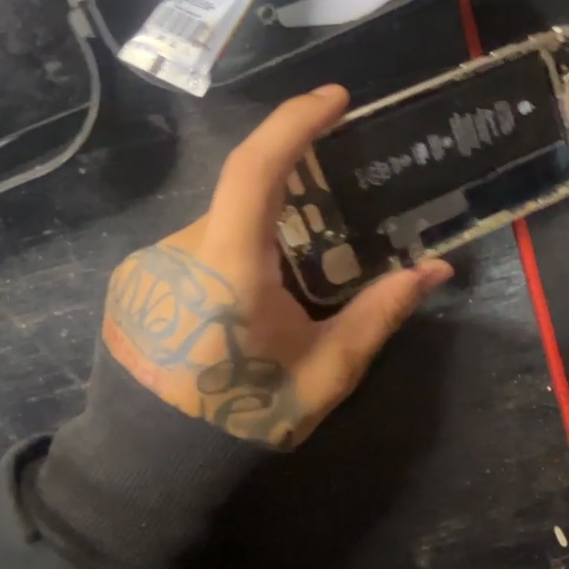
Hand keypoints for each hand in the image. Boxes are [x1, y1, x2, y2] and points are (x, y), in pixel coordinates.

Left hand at [101, 86, 452, 447]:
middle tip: (323, 248)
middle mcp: (179, 249)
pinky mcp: (130, 281)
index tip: (336, 97)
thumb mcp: (325, 372)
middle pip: (244, 199)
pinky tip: (233, 315)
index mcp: (228, 265)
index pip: (257, 166)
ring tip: (274, 305)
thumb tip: (438, 268)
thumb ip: (380, 312)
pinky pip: (191, 249)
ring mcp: (146, 263)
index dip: (296, 121)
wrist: (146, 471)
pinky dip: (224, 261)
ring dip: (255, 242)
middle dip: (287, 208)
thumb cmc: (243, 418)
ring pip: (218, 226)